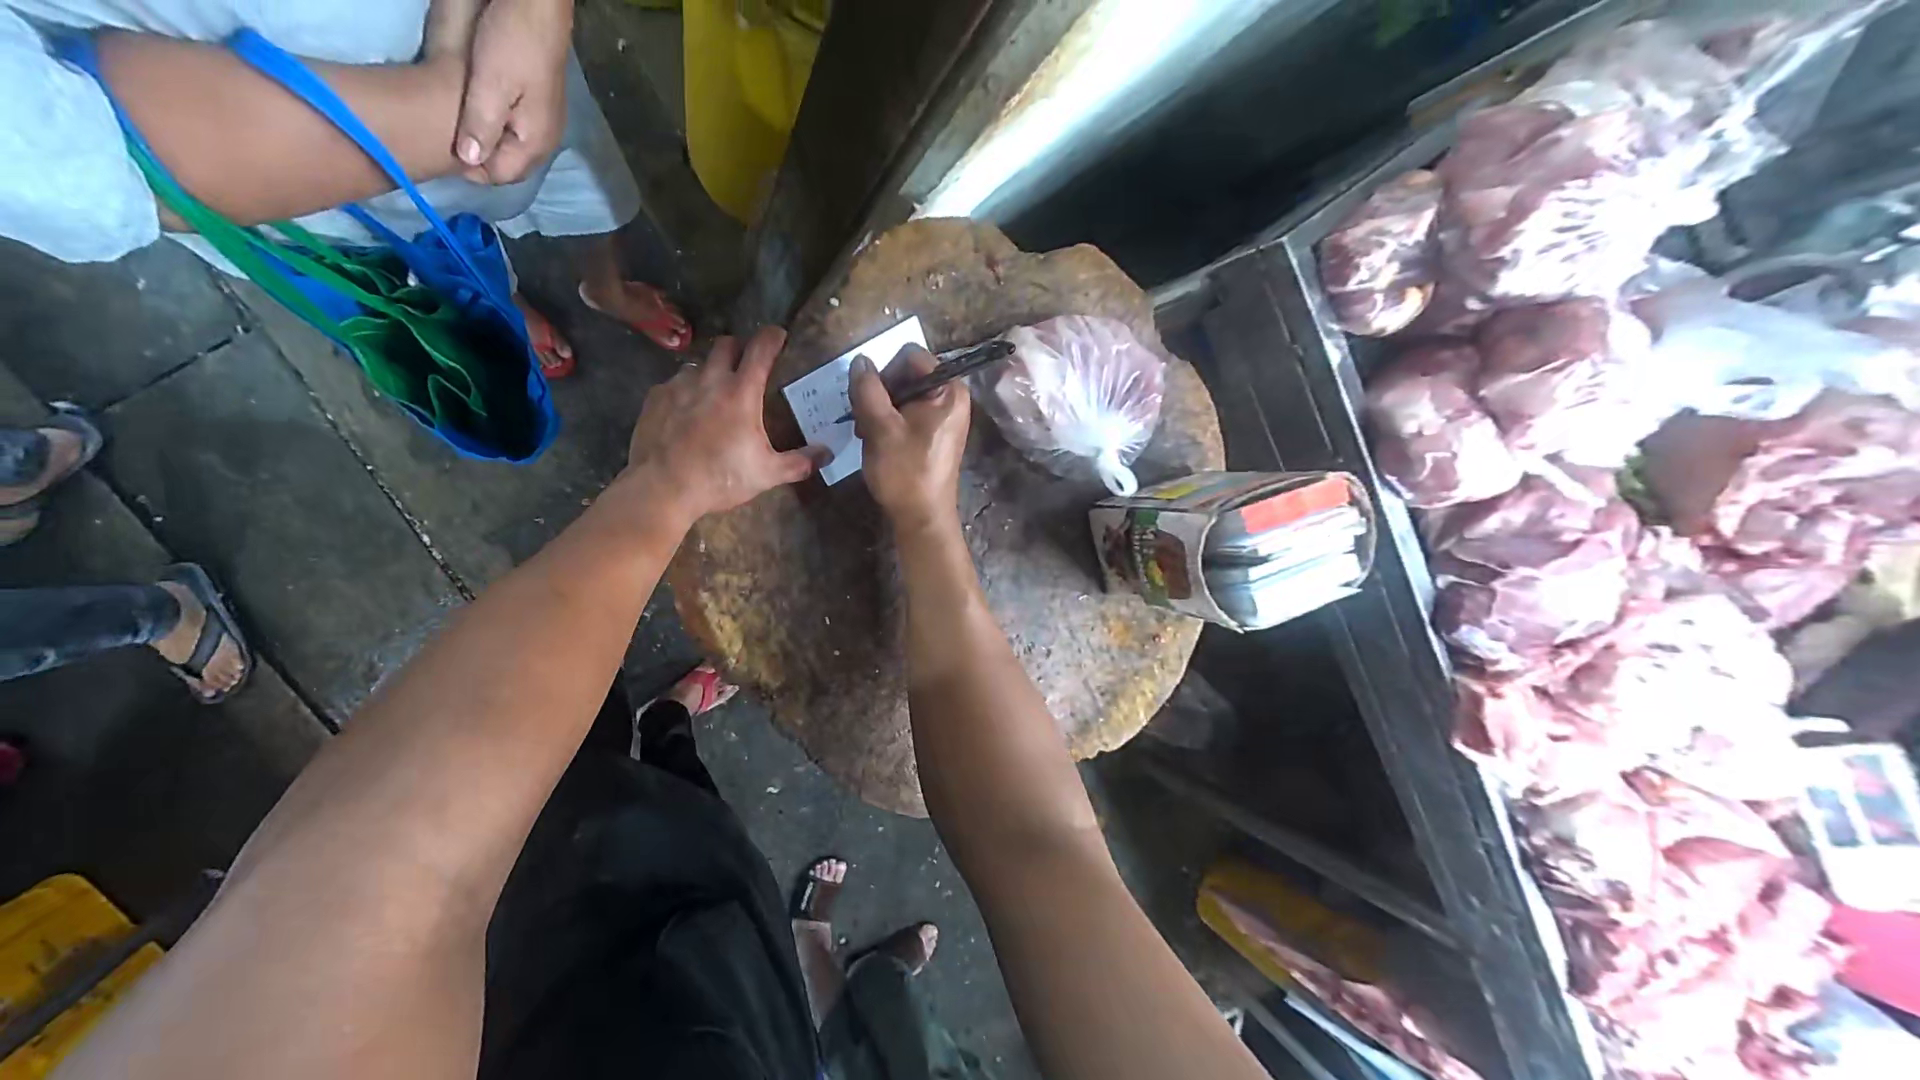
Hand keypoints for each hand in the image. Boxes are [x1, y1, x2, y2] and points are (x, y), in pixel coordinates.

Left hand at [455, 0, 571, 184]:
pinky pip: (515, 133)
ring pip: (512, 150)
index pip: (501, 175)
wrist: (538, 8)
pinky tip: (479, 113)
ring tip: (460, 127)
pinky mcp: (540, 108)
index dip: (470, 169)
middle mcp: (545, 141)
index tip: (440, 148)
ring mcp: (545, 125)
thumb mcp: (490, 85)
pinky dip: (496, 131)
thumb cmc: (513, 45)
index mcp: (535, 143)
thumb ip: (480, 126)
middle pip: (509, 166)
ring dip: (487, 144)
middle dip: (480, 159)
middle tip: (446, 137)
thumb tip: (467, 162)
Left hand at [622, 328, 824, 527]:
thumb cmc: (720, 478)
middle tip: (747, 365)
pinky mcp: (655, 398)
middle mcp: (709, 380)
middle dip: (739, 348)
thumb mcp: (767, 474)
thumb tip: (827, 454)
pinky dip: (685, 391)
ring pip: (698, 364)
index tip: (779, 335)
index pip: (760, 349)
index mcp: (741, 393)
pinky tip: (687, 413)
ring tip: (715, 394)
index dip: (772, 337)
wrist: (662, 489)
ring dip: (711, 371)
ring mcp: (677, 386)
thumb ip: (799, 462)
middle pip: (726, 344)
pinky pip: (673, 384)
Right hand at [851, 347, 970, 533]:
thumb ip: (868, 389)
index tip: (872, 401)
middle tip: (866, 421)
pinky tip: (877, 441)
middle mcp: (952, 398)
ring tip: (869, 434)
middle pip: (906, 374)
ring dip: (880, 410)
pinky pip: (908, 413)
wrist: (921, 518)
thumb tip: (860, 361)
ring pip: (902, 395)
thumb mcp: (880, 428)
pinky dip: (889, 422)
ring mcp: (944, 416)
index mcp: (949, 390)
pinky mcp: (934, 433)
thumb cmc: (905, 472)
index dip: (885, 373)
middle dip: (881, 393)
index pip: (910, 356)